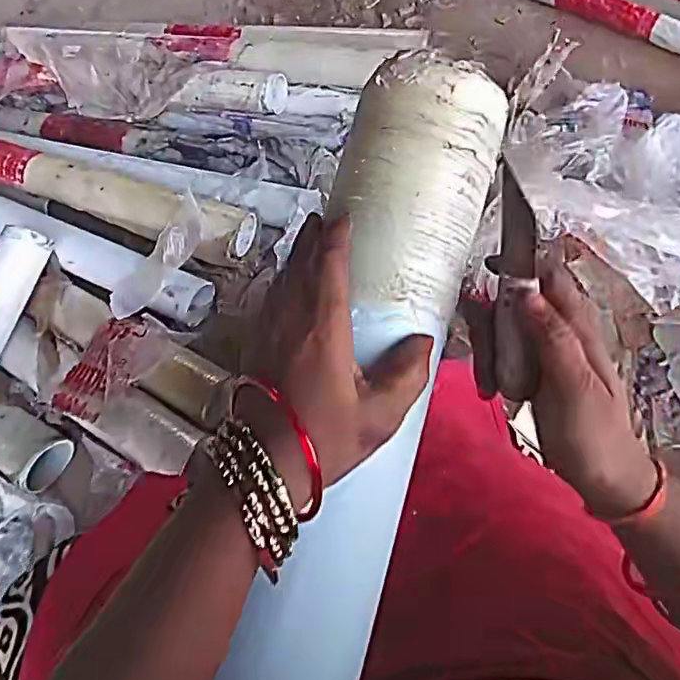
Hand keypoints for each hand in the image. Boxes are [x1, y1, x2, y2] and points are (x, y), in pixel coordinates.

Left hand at [234, 213, 433, 505]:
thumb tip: (424, 342)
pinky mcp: (255, 343)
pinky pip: (270, 298)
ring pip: (282, 279)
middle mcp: (291, 319)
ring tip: (305, 241)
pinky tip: (285, 284)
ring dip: (295, 256)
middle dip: (311, 238)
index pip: (328, 268)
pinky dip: (281, 280)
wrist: (265, 461)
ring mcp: (268, 329)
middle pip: (300, 265)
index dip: (335, 239)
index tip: (343, 217)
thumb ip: (407, 375)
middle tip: (322, 218)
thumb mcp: (379, 415)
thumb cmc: (323, 438)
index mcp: (323, 328)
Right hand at [463, 241, 655, 513]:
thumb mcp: (575, 385)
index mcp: (577, 325)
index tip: (488, 269)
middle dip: (490, 319)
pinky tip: (490, 388)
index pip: (549, 273)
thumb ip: (552, 336)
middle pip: (512, 298)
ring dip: (486, 346)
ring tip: (490, 382)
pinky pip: (497, 347)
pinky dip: (486, 363)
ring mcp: (540, 348)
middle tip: (487, 354)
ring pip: (499, 323)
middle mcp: (557, 328)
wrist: (602, 478)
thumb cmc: (594, 433)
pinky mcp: (526, 366)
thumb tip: (525, 291)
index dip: (520, 262)